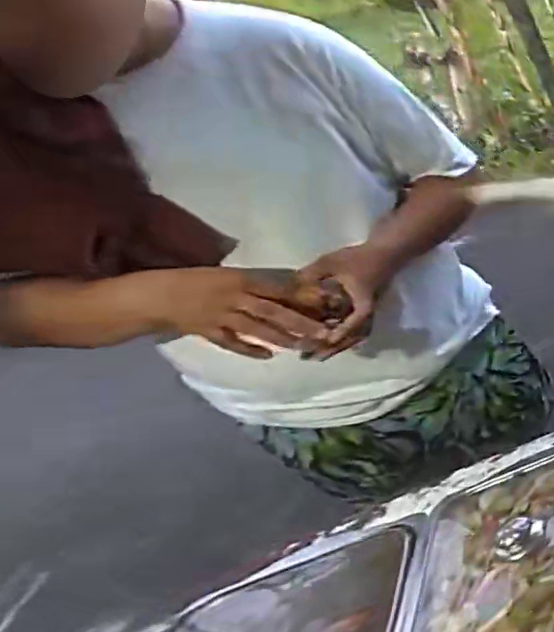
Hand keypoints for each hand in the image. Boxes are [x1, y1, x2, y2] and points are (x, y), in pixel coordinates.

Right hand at [147, 268, 332, 359]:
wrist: (145, 296)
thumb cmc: (192, 281)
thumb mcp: (226, 275)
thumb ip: (256, 284)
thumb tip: (294, 290)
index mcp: (240, 280)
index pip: (279, 289)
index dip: (304, 298)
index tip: (329, 306)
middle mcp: (232, 297)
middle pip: (273, 311)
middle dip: (302, 323)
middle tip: (326, 333)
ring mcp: (218, 315)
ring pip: (256, 328)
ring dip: (282, 338)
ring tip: (304, 346)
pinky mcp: (204, 330)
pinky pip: (229, 342)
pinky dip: (248, 349)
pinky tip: (268, 356)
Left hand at [295, 243, 403, 360]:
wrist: (387, 253)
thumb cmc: (360, 258)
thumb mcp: (329, 262)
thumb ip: (308, 275)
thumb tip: (286, 290)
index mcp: (362, 299)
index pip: (356, 319)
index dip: (342, 331)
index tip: (324, 341)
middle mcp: (369, 308)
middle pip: (357, 335)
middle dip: (336, 347)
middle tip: (312, 358)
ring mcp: (370, 309)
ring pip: (359, 335)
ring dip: (340, 346)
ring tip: (319, 355)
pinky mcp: (368, 308)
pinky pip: (359, 329)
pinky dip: (345, 338)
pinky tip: (329, 341)